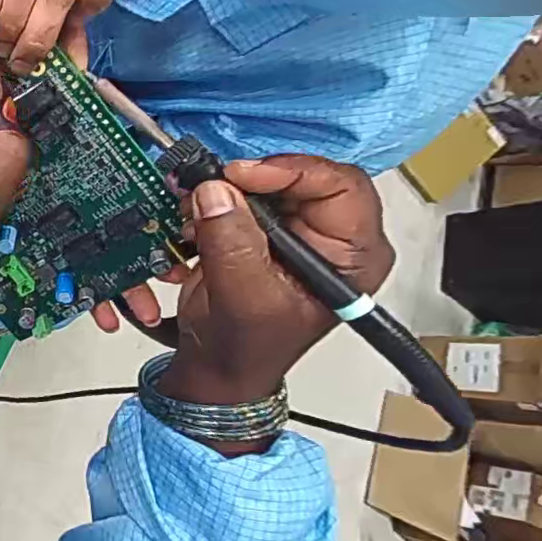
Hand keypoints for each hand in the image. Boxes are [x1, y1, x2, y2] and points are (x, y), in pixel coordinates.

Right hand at [91, 155, 392, 404]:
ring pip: (260, 188)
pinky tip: (190, 229)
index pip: (337, 187)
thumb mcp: (243, 298)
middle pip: (295, 182)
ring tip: (193, 218)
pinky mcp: (255, 235)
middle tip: (207, 190)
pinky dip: (206, 211)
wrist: (216, 366)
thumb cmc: (245, 348)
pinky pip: (234, 203)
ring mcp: (289, 234)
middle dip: (244, 185)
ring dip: (220, 199)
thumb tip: (216, 193)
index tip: (238, 175)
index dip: (288, 173)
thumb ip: (232, 244)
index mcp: (351, 254)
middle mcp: (325, 237)